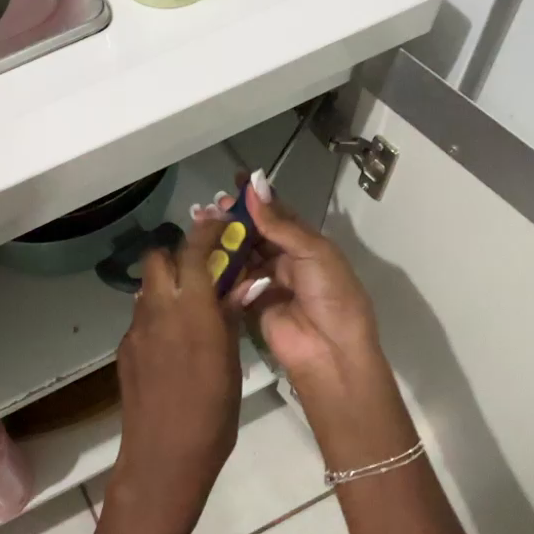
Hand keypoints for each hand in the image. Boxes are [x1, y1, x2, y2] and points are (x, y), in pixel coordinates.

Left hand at [95, 216, 239, 533]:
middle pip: (157, 260)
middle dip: (177, 257)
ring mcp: (136, 330)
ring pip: (146, 289)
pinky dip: (158, 317)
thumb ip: (227, 319)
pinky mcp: (125, 351)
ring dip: (167, 286)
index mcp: (190, 310)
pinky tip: (175, 345)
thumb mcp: (231, 363)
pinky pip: (142, 318)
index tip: (219, 220)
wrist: (163, 458)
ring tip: (191, 310)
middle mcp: (156, 310)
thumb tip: (235, 287)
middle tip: (202, 272)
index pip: (193, 252)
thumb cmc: (211, 414)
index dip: (206, 231)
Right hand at [212, 173, 412, 467]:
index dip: (258, 199)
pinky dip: (218, 266)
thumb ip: (280, 223)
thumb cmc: (332, 296)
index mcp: (308, 245)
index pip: (279, 215)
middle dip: (235, 218)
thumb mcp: (313, 252)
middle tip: (212, 206)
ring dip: (223, 239)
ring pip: (241, 254)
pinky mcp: (249, 302)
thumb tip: (254, 187)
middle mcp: (286, 260)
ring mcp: (267, 282)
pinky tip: (202, 251)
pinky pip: (232, 280)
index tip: (235, 181)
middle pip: (255, 233)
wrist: (329, 352)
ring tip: (201, 223)